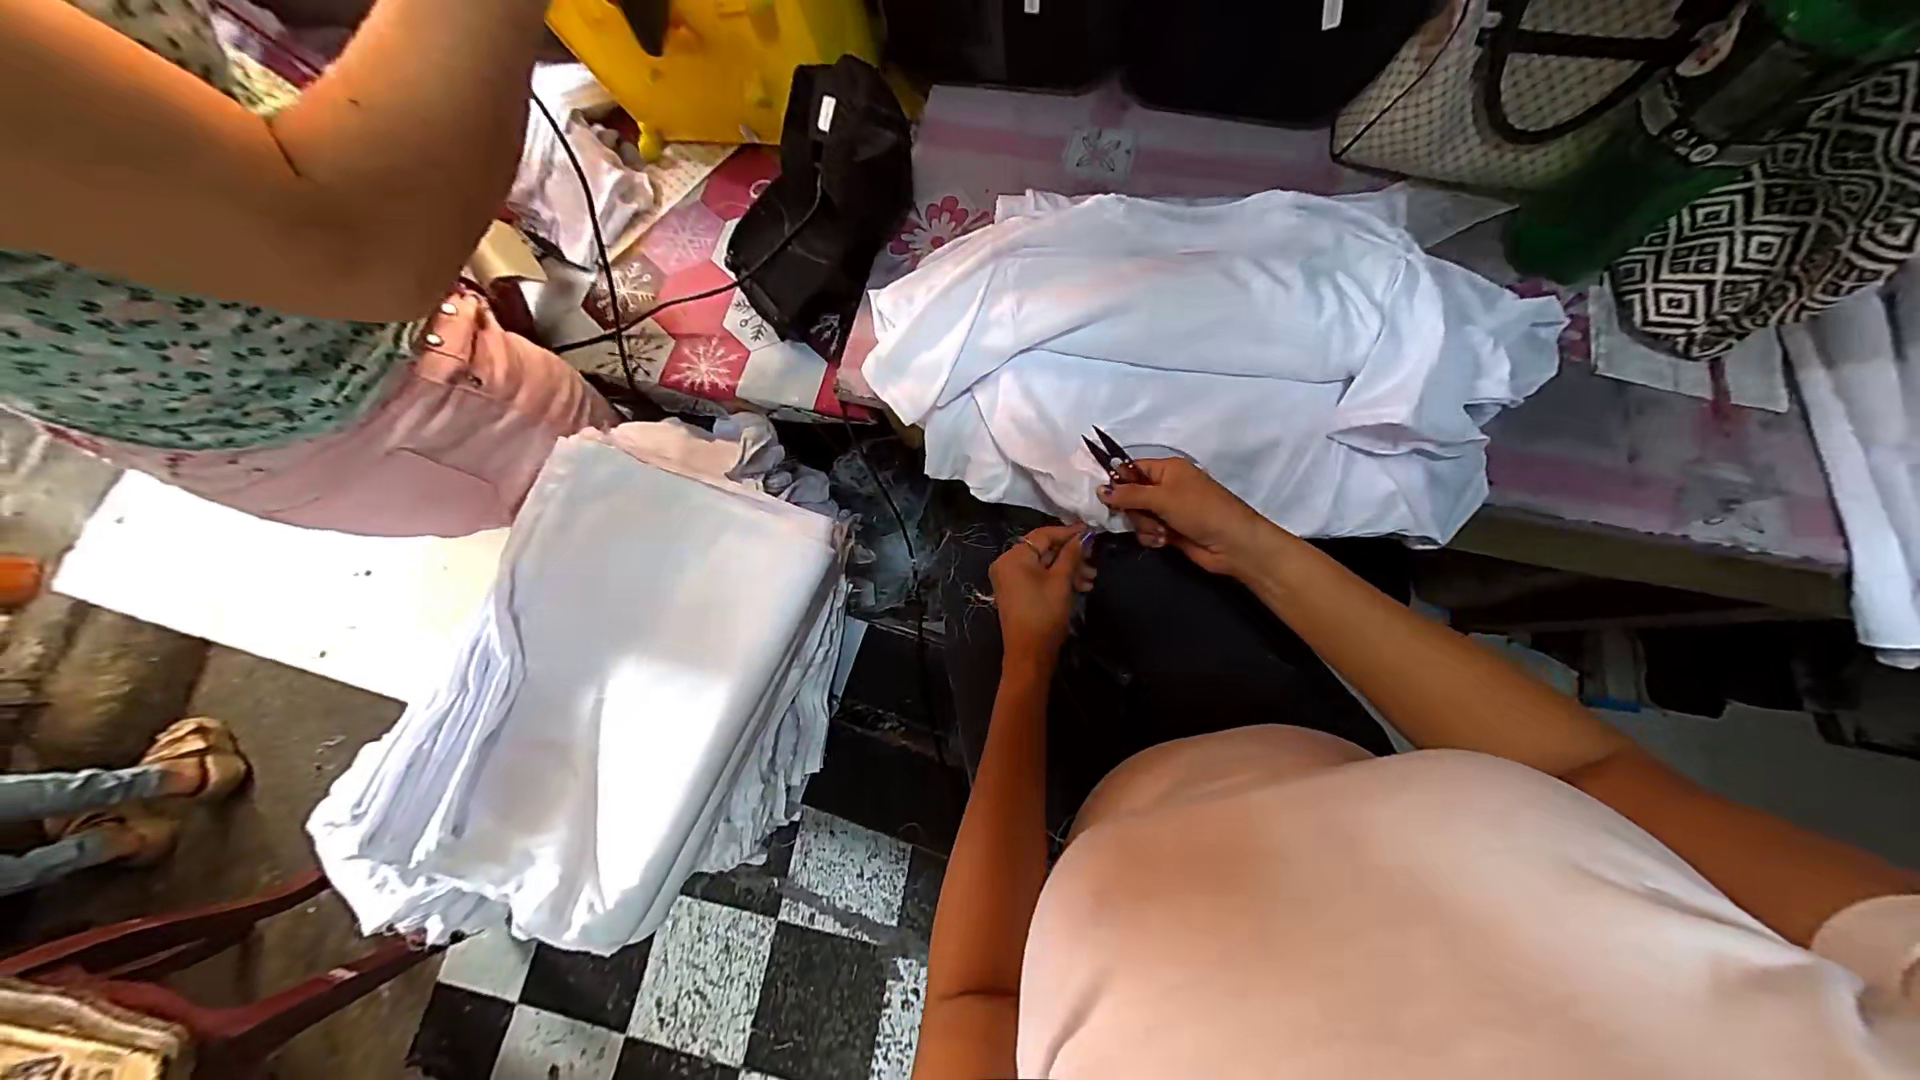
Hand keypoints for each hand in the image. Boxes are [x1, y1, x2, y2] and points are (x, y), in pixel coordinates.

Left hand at [989, 524, 1095, 659]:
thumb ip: (1071, 555)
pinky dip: (1057, 579)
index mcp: (1013, 557)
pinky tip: (1081, 586)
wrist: (1030, 654)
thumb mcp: (1061, 581)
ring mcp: (1010, 579)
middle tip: (1094, 560)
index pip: (1043, 535)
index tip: (1090, 530)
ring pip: (1044, 565)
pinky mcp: (1016, 592)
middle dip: (1071, 555)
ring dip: (1068, 569)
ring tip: (1091, 579)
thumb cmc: (1045, 613)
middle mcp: (1007, 564)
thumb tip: (1083, 537)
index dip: (1068, 532)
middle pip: (1043, 550)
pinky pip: (1038, 577)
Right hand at [1097, 457, 1278, 576]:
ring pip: (1136, 516)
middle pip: (1130, 495)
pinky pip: (1146, 531)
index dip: (1116, 481)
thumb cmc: (1201, 510)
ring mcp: (1167, 510)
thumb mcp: (1163, 497)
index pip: (1131, 469)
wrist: (1232, 543)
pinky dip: (1151, 537)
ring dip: (1144, 526)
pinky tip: (1163, 541)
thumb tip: (1100, 490)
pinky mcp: (1169, 530)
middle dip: (1133, 509)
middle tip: (1142, 516)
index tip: (1102, 495)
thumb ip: (1129, 494)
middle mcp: (1166, 487)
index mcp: (1167, 469)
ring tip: (1160, 532)